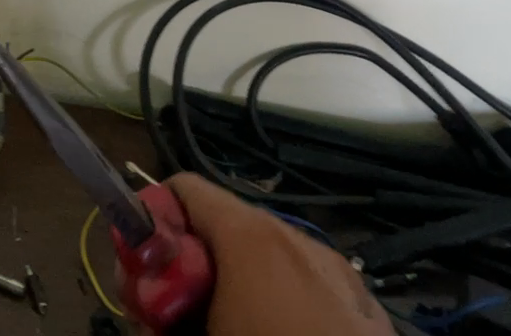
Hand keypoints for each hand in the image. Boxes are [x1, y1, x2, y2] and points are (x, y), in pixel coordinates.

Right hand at [165, 173, 391, 334]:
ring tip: (229, 329)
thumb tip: (138, 294)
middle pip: (223, 223)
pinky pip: (311, 286)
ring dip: (237, 281)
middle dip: (192, 260)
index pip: (183, 189)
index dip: (154, 221)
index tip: (143, 270)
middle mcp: (297, 239)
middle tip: (175, 313)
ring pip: (268, 254)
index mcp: (251, 237)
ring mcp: (340, 274)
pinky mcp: (372, 314)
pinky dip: (285, 302)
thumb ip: (152, 308)